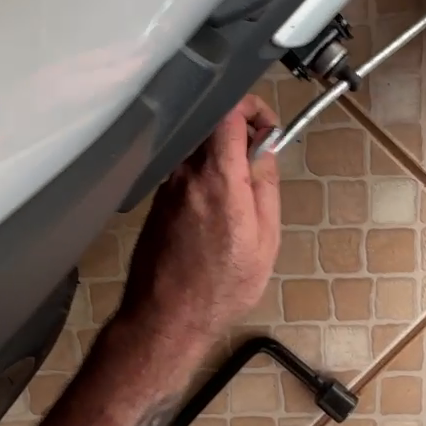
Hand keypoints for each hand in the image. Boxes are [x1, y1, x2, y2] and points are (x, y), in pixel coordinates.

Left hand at [116, 95, 281, 349]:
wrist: (166, 317)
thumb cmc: (222, 286)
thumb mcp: (265, 239)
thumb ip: (266, 185)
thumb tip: (266, 148)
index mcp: (218, 178)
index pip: (228, 111)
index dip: (252, 108)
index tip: (268, 129)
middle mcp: (187, 173)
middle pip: (212, 124)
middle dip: (241, 132)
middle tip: (261, 163)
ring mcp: (167, 185)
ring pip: (199, 148)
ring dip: (224, 156)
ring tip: (243, 195)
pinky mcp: (158, 200)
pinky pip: (187, 170)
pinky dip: (207, 175)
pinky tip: (220, 210)